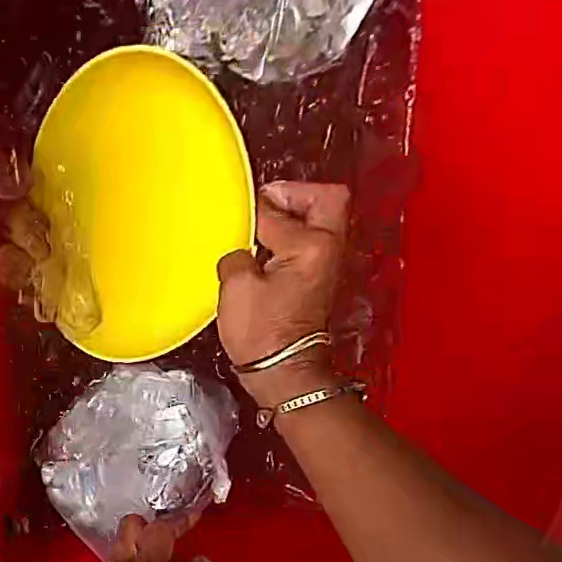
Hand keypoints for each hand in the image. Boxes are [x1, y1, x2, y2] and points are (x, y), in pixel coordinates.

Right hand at [216, 182, 349, 405]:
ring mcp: (326, 263)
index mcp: (310, 245)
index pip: (279, 212)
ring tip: (259, 225)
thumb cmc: (260, 331)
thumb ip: (236, 254)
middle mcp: (328, 248)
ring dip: (292, 215)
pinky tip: (262, 249)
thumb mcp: (236, 286)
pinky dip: (289, 236)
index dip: (252, 210)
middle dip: (293, 194)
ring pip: (320, 218)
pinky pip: (309, 240)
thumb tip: (239, 249)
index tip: (234, 212)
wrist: (279, 366)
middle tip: (262, 203)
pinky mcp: (315, 278)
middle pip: (324, 199)